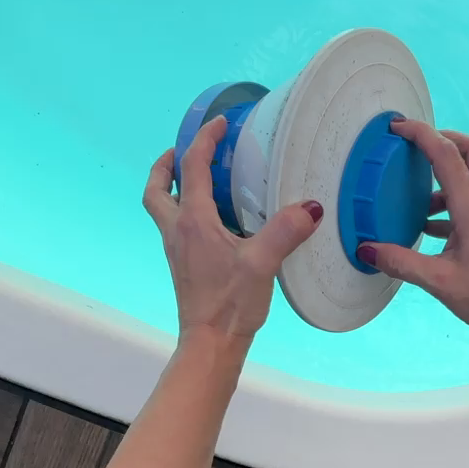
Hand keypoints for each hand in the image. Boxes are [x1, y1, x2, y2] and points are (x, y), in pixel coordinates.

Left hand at [143, 114, 322, 344]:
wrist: (210, 343)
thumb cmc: (230, 303)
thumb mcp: (262, 264)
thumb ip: (286, 232)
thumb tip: (311, 208)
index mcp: (193, 221)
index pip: (192, 168)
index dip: (203, 141)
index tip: (219, 124)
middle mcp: (178, 231)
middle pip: (157, 189)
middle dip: (166, 165)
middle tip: (183, 153)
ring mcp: (178, 251)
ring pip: (163, 209)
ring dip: (173, 188)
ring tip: (199, 181)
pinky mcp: (185, 267)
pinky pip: (179, 228)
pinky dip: (188, 212)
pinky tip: (215, 222)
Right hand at [357, 118, 468, 350]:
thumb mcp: (439, 282)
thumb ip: (401, 262)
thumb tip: (368, 251)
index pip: (446, 156)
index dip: (421, 134)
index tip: (399, 127)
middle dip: (446, 140)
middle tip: (420, 148)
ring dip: (453, 175)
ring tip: (423, 199)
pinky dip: (460, 200)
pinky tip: (439, 228)